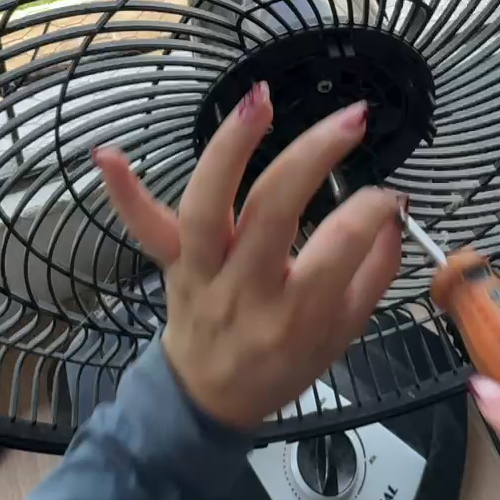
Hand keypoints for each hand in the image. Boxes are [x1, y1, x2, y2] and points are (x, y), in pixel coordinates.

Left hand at [93, 83, 403, 427]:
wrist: (208, 399)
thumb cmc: (282, 363)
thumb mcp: (343, 334)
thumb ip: (373, 273)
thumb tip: (393, 210)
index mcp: (295, 316)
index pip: (339, 248)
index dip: (371, 209)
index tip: (390, 193)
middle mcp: (243, 290)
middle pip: (272, 212)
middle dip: (314, 156)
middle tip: (352, 118)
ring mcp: (199, 272)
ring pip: (208, 205)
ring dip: (230, 146)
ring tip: (259, 99)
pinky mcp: (169, 261)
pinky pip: (144, 229)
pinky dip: (124, 193)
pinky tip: (107, 154)